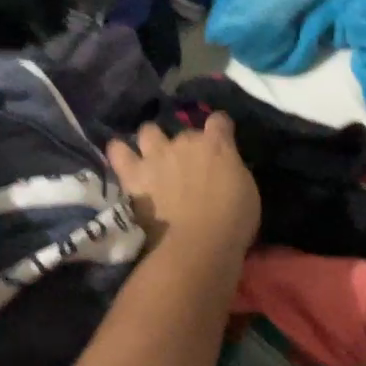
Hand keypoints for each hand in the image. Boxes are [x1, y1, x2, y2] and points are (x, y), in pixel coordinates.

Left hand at [107, 115, 260, 259]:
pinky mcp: (134, 175)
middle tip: (189, 166)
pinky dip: (119, 152)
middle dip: (187, 145)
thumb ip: (231, 170)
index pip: (219, 121)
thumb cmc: (232, 222)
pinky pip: (118, 152)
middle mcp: (185, 142)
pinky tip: (121, 156)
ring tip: (153, 156)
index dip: (220, 129)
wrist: (198, 244)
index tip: (221, 139)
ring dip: (152, 141)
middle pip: (185, 132)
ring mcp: (157, 156)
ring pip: (149, 132)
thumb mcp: (247, 191)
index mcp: (217, 145)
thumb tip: (224, 168)